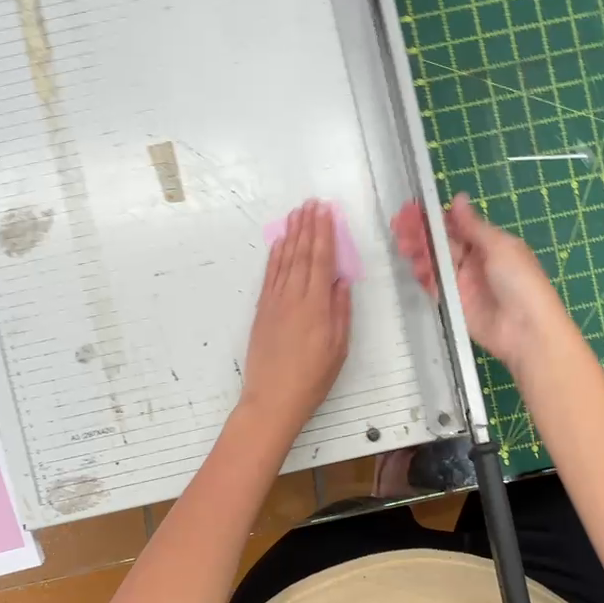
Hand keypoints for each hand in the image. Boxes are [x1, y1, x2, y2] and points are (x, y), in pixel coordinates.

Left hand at [240, 200, 352, 433]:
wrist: (272, 399)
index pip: (321, 260)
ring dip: (291, 235)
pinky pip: (270, 276)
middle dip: (307, 227)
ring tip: (296, 214)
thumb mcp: (338, 348)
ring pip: (284, 260)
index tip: (326, 212)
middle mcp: (293, 297)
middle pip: (301, 254)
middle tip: (311, 203)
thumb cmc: (312, 378)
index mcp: (316, 305)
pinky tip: (279, 244)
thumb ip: (340, 311)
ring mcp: (274, 302)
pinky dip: (275, 256)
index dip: (324, 233)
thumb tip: (341, 281)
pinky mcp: (262, 311)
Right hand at [391, 192, 571, 369]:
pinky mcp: (454, 303)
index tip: (412, 209)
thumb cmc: (520, 281)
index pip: (456, 225)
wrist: (526, 330)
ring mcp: (463, 282)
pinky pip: (434, 286)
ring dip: (419, 252)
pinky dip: (424, 276)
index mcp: (489, 243)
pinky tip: (416, 267)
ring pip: (434, 262)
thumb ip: (473, 225)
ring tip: (404, 245)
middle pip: (442, 242)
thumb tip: (458, 198)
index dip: (435, 217)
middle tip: (399, 225)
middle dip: (420, 233)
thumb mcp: (500, 246)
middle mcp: (474, 260)